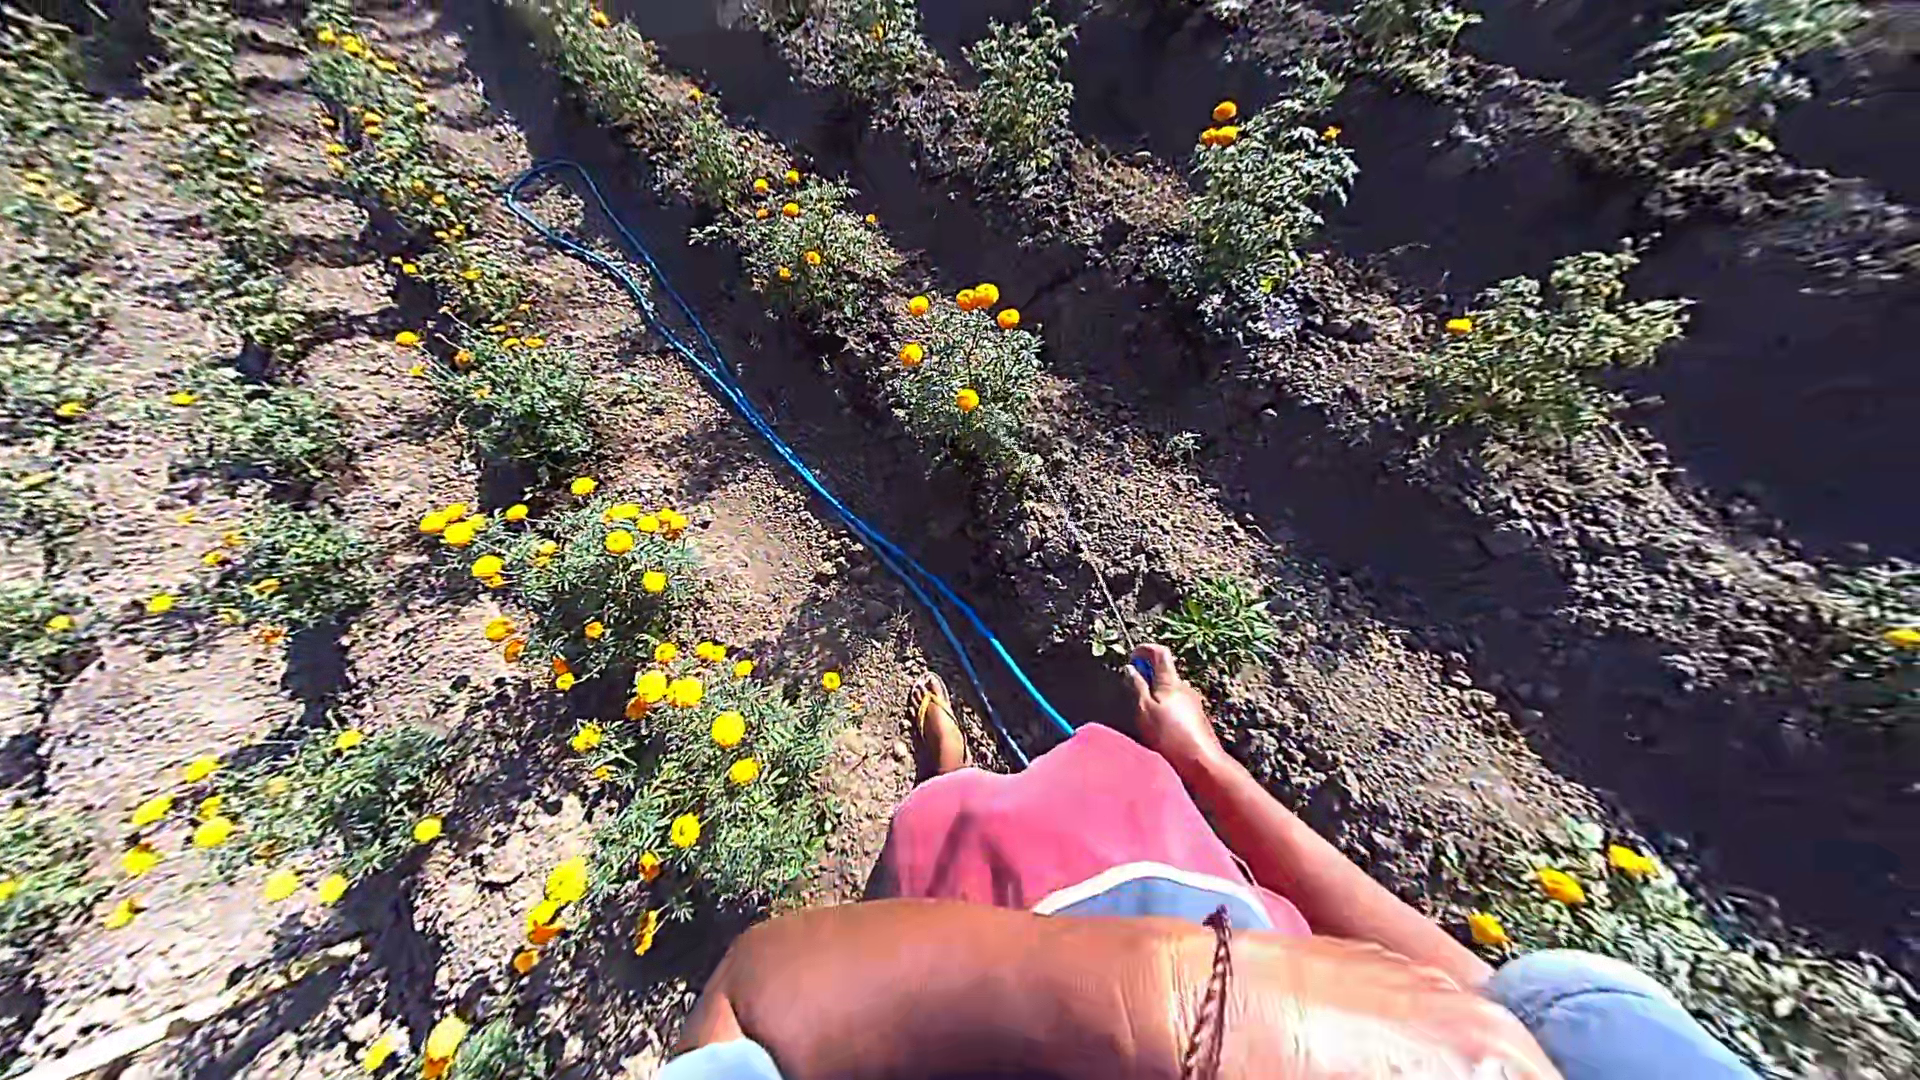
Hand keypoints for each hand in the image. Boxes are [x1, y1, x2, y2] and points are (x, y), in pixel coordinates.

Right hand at [1125, 643, 1232, 787]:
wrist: (1202, 763)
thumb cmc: (1170, 736)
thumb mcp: (1144, 709)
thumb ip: (1137, 686)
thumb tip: (1130, 669)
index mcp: (1170, 681)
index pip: (1160, 653)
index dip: (1144, 650)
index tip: (1131, 658)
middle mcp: (1184, 687)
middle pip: (1164, 671)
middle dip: (1147, 675)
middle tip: (1132, 691)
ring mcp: (1192, 702)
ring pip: (1169, 689)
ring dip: (1154, 694)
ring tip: (1143, 714)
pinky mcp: (1195, 718)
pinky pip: (1176, 704)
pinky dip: (1163, 707)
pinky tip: (1158, 726)